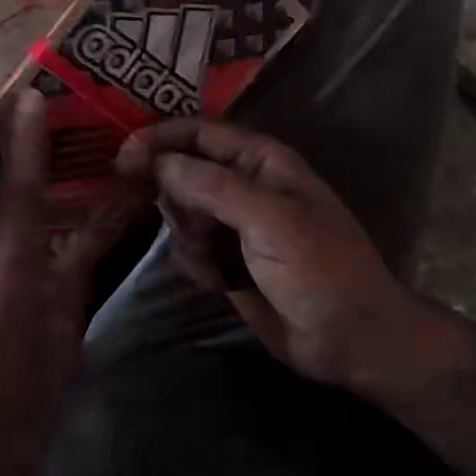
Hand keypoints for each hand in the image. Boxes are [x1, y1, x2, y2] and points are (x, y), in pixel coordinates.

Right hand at [116, 120, 468, 398]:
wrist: (351, 342)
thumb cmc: (322, 270)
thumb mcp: (271, 220)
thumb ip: (212, 186)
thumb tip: (158, 162)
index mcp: (259, 159)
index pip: (196, 132)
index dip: (158, 139)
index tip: (123, 160)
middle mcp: (240, 183)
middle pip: (179, 171)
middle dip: (174, 199)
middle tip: (191, 229)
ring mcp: (230, 221)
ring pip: (177, 211)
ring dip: (186, 237)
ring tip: (214, 262)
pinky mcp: (222, 255)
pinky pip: (184, 245)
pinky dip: (193, 261)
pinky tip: (217, 280)